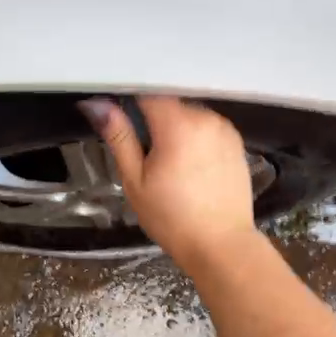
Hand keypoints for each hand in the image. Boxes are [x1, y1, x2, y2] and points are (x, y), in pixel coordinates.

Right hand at [79, 95, 259, 264]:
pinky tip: (193, 171)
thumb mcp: (136, 182)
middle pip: (172, 104)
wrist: (220, 244)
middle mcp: (205, 118)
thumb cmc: (172, 219)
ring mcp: (225, 129)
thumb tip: (98, 105)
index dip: (133, 102)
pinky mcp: (237, 143)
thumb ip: (120, 138)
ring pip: (191, 117)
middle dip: (157, 123)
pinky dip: (197, 142)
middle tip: (149, 158)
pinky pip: (209, 131)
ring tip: (173, 169)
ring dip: (178, 132)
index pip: (149, 92)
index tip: (125, 122)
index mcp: (177, 124)